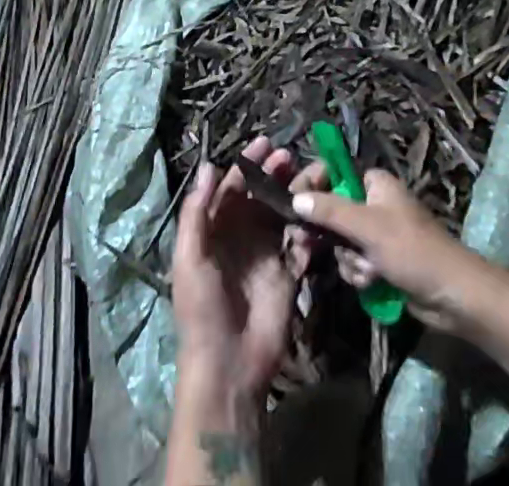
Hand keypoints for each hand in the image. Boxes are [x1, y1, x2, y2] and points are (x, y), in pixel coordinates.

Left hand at [169, 136, 312, 401]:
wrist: (228, 364)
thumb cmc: (200, 307)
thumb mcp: (190, 256)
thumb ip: (198, 212)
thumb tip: (208, 166)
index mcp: (214, 230)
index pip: (230, 189)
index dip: (247, 166)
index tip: (265, 143)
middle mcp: (241, 238)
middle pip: (259, 198)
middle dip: (273, 175)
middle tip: (290, 155)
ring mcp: (266, 256)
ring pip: (282, 216)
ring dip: (295, 196)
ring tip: (312, 174)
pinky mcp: (289, 277)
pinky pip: (301, 247)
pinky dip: (309, 231)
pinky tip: (318, 215)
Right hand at [291, 167, 474, 330]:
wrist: (456, 297)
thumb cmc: (413, 251)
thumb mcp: (367, 226)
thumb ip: (329, 210)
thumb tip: (294, 198)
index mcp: (374, 183)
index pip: (331, 172)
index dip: (310, 185)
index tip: (293, 203)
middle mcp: (373, 204)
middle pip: (330, 209)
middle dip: (324, 232)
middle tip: (306, 244)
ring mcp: (376, 234)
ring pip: (339, 239)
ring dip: (346, 257)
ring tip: (364, 270)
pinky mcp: (380, 261)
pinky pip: (352, 260)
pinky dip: (358, 272)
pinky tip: (372, 282)